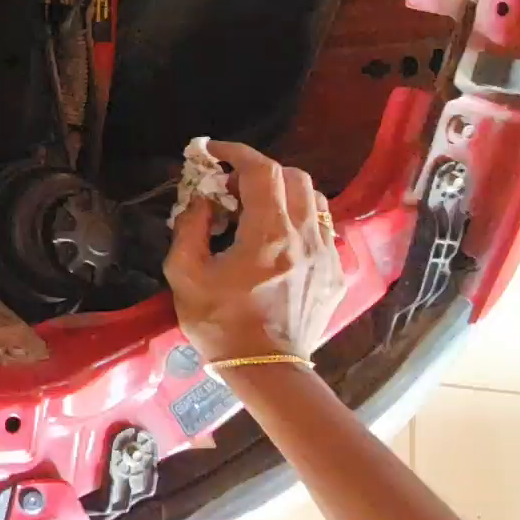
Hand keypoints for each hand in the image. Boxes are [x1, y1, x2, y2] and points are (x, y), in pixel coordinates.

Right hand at [164, 141, 345, 363]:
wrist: (265, 367)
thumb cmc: (216, 319)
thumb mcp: (184, 271)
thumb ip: (190, 226)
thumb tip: (200, 198)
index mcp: (268, 237)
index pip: (262, 172)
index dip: (235, 152)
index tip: (210, 152)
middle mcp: (306, 240)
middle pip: (295, 178)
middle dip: (258, 168)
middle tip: (227, 181)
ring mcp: (327, 256)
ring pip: (314, 199)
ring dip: (281, 190)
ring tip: (251, 204)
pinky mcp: (334, 272)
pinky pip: (322, 226)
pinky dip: (297, 215)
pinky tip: (272, 232)